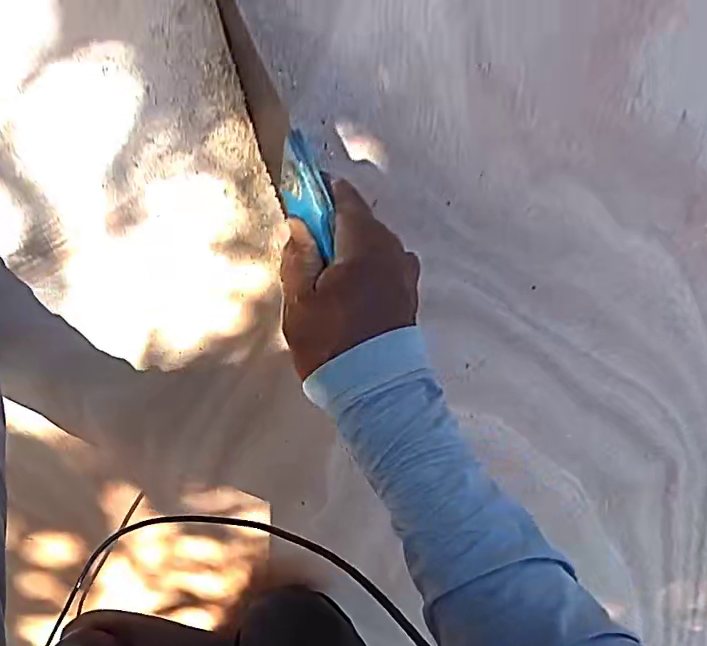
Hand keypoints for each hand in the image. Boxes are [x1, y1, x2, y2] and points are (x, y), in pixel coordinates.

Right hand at [279, 178, 421, 379]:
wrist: (374, 392)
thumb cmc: (331, 347)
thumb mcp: (300, 304)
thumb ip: (298, 259)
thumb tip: (300, 226)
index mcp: (364, 244)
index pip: (343, 197)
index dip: (320, 191)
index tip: (301, 194)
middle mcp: (392, 250)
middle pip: (360, 223)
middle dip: (333, 229)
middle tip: (306, 252)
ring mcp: (405, 274)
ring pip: (373, 248)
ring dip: (350, 254)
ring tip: (326, 283)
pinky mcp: (409, 297)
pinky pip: (384, 270)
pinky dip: (366, 273)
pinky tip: (349, 298)